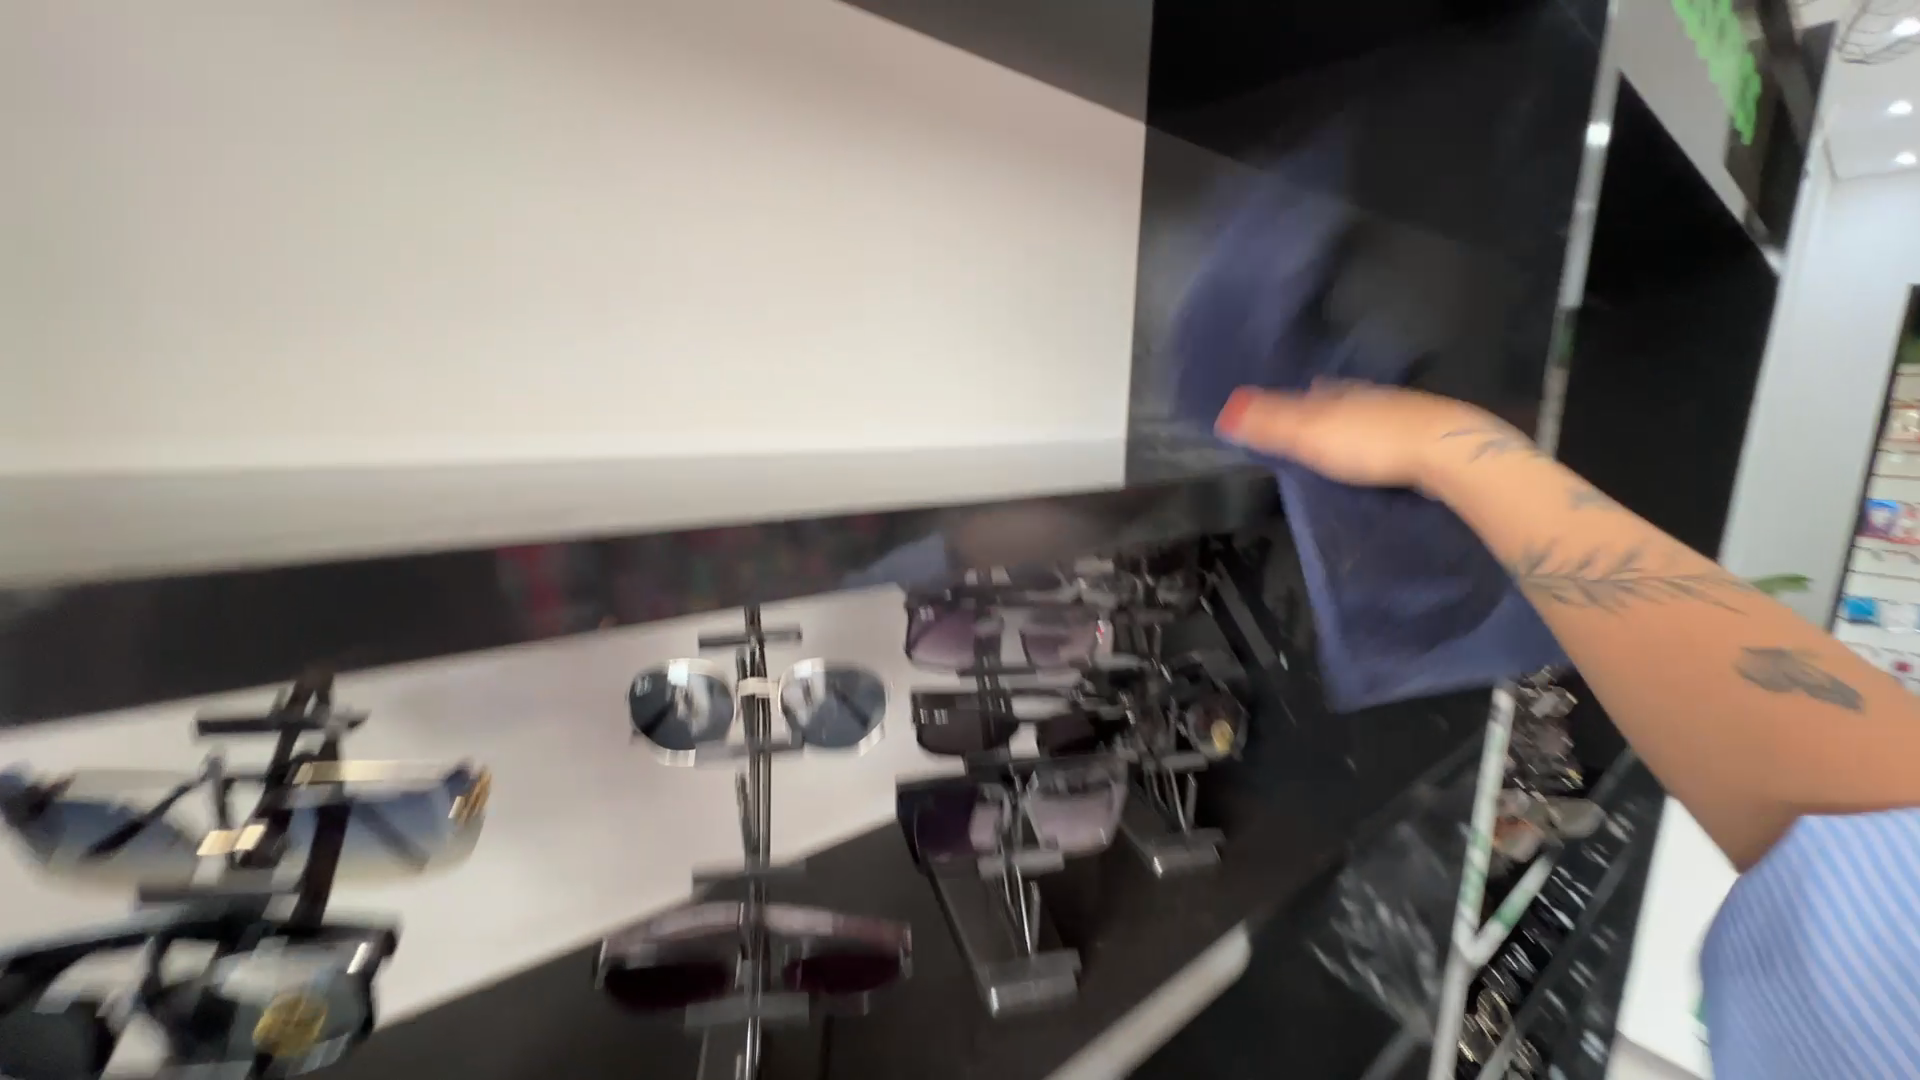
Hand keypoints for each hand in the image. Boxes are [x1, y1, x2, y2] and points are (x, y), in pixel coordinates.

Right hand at [1213, 382, 1495, 493]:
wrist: (1445, 450)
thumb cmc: (1368, 442)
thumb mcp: (1309, 436)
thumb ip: (1270, 425)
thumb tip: (1225, 412)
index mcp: (1337, 395)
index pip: (1303, 396)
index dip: (1286, 403)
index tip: (1272, 406)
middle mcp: (1366, 397)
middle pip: (1336, 399)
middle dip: (1320, 405)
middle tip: (1306, 411)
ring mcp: (1400, 411)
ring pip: (1365, 411)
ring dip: (1351, 418)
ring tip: (1340, 428)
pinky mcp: (1426, 432)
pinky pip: (1391, 428)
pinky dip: (1378, 433)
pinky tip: (1380, 444)